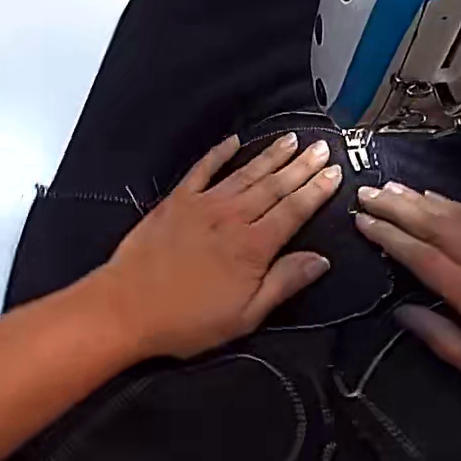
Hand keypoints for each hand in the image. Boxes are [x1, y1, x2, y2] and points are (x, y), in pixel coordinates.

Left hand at [91, 133, 341, 358]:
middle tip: (322, 146)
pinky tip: (234, 141)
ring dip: (271, 155)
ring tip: (292, 139)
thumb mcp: (244, 316)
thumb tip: (320, 260)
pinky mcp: (178, 199)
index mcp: (253, 246)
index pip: (294, 210)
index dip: (317, 190)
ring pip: (246, 172)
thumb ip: (283, 283)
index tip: (334, 172)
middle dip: (302, 165)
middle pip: (275, 185)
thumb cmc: (188, 320)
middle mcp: (233, 216)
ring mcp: (204, 203)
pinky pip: (203, 169)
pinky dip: (219, 153)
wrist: (126, 308)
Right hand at [355, 182, 460, 448]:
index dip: (390, 236)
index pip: (425, 257)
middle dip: (401, 206)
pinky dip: (458, 208)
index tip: (363, 219)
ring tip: (396, 188)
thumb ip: (448, 341)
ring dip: (426, 200)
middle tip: (369, 190)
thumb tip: (405, 313)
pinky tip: (444, 202)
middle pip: (440, 227)